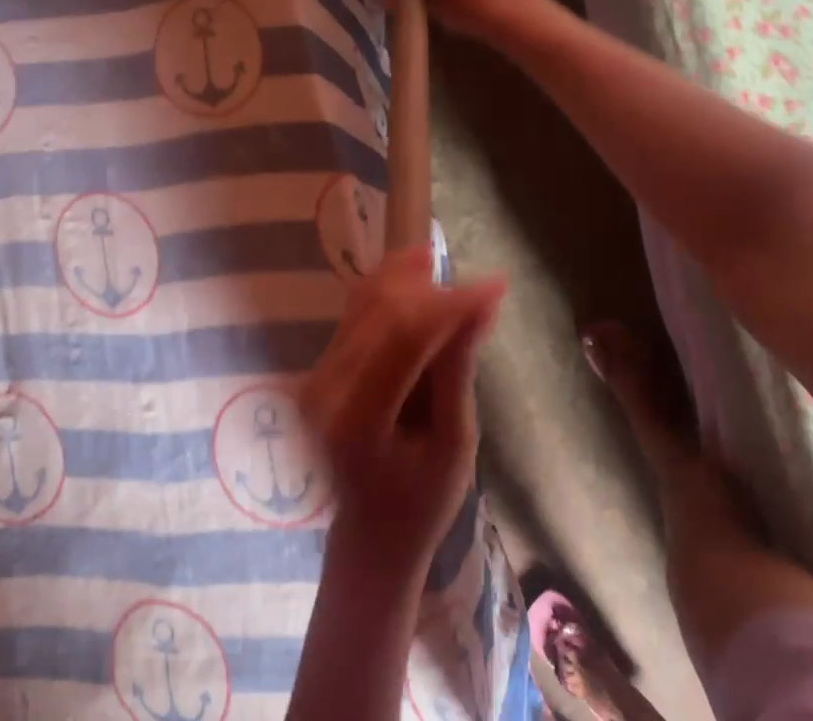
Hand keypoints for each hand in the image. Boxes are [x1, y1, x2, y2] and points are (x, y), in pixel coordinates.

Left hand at [299, 245, 505, 566]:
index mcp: (357, 419)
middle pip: (379, 312)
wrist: (370, 537)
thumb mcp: (455, 446)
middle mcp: (325, 390)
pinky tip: (422, 287)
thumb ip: (457, 372)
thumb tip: (481, 303)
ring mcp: (315, 378)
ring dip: (409, 284)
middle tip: (479, 285)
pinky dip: (392, 297)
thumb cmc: (422, 504)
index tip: (497, 286)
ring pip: (363, 305)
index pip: (404, 339)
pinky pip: (356, 317)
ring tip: (452, 276)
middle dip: (431, 287)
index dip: (450, 304)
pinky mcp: (319, 370)